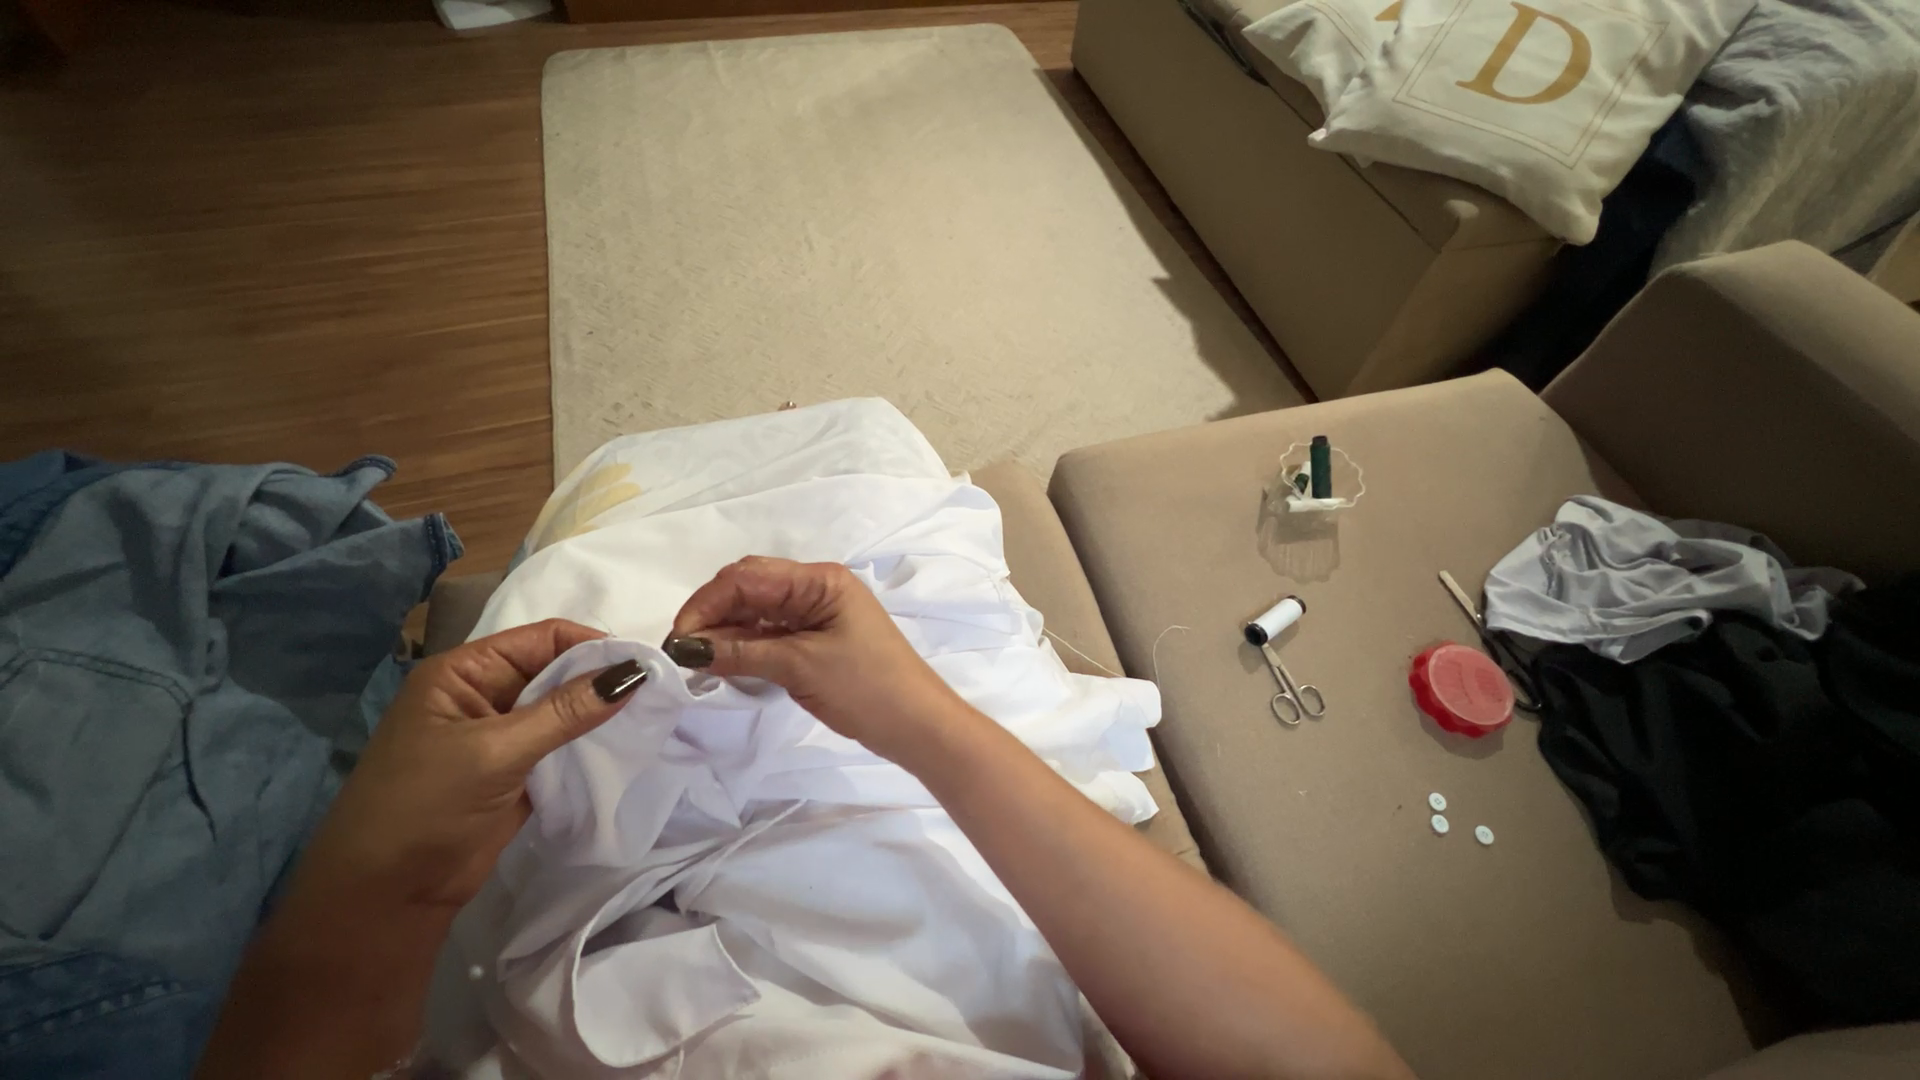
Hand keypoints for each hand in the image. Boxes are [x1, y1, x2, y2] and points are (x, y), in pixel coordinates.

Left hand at [288, 618, 639, 912]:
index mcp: (463, 673)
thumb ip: (566, 711)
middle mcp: (484, 693)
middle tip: (658, 688)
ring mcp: (501, 733)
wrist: (384, 899)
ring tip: (652, 713)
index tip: (645, 663)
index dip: (593, 644)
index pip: (543, 638)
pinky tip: (626, 742)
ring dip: (601, 710)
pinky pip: (563, 740)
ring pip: (564, 706)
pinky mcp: (517, 768)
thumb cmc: (424, 808)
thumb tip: (634, 673)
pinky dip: (591, 740)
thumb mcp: (496, 751)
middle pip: (557, 668)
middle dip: (602, 676)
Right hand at [671, 556, 971, 765]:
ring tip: (697, 660)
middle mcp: (817, 588)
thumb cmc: (866, 687)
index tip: (678, 639)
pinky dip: (745, 644)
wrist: (916, 725)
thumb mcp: (800, 666)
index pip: (748, 576)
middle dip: (712, 613)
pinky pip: (771, 632)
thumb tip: (687, 648)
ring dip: (726, 630)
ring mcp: (817, 614)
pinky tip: (723, 661)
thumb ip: (742, 651)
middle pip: (750, 588)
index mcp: (820, 580)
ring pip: (758, 611)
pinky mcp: (816, 639)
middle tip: (683, 651)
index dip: (707, 602)